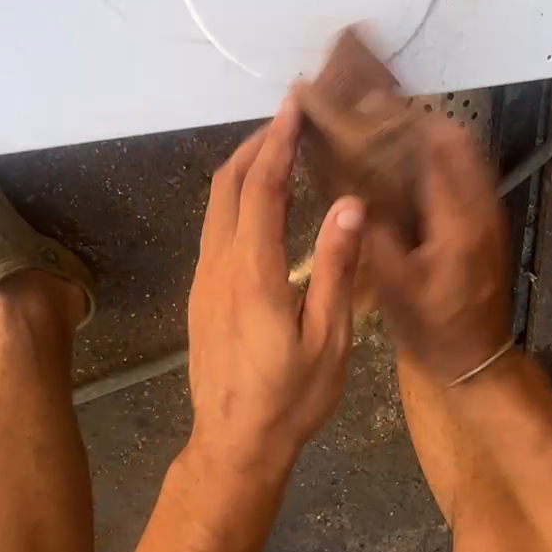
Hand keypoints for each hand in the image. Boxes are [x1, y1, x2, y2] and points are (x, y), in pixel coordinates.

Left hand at [187, 98, 363, 476]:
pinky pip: (216, 228)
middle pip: (227, 186)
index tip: (293, 108)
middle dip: (256, 145)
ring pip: (216, 205)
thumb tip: (349, 205)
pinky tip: (266, 203)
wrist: (236, 443)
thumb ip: (335, 268)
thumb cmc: (292, 397)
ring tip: (281, 150)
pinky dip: (239, 198)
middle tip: (290, 120)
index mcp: (253, 274)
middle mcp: (219, 266)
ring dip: (244, 169)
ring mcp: (204, 279)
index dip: (277, 144)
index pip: (261, 190)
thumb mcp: (329, 339)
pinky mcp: (202, 293)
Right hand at [362, 117, 512, 383]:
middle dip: (420, 120)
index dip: (402, 123)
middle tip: (379, 115)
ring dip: (434, 137)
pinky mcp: (489, 223)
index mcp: (458, 220)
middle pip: (459, 140)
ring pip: (468, 154)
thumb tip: (351, 189)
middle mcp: (483, 206)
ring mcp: (491, 213)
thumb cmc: (433, 326)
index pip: (436, 149)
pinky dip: (444, 159)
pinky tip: (411, 167)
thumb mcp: (394, 286)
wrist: (478, 357)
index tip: (368, 107)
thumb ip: (374, 234)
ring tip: (391, 133)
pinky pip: (470, 173)